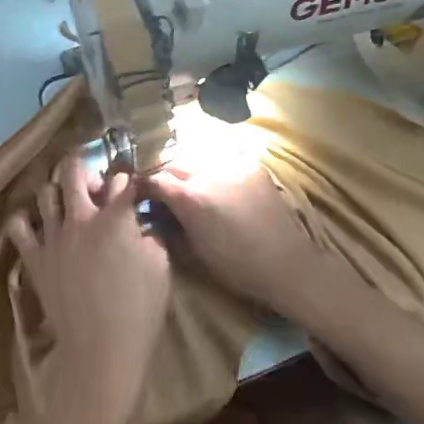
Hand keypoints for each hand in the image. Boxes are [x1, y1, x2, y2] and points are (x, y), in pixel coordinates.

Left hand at [7, 155, 171, 403]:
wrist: (100, 349)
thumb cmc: (139, 308)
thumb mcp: (161, 265)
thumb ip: (150, 234)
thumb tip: (141, 223)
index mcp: (116, 217)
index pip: (123, 180)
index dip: (130, 180)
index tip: (133, 188)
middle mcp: (81, 218)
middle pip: (74, 171)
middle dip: (86, 167)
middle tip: (96, 184)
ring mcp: (53, 236)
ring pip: (46, 192)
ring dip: (59, 191)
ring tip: (69, 204)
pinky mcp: (35, 259)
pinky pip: (18, 226)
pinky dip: (27, 219)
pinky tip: (39, 225)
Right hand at [145, 161, 321, 314]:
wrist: (284, 261)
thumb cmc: (235, 265)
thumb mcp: (193, 253)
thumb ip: (170, 229)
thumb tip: (157, 218)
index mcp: (189, 197)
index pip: (155, 180)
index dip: (143, 187)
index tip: (140, 194)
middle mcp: (208, 173)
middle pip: (175, 163)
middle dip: (165, 175)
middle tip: (164, 191)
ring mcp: (232, 165)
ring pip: (199, 157)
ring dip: (189, 169)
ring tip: (191, 185)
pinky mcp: (252, 165)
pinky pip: (224, 159)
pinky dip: (214, 168)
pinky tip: (217, 182)